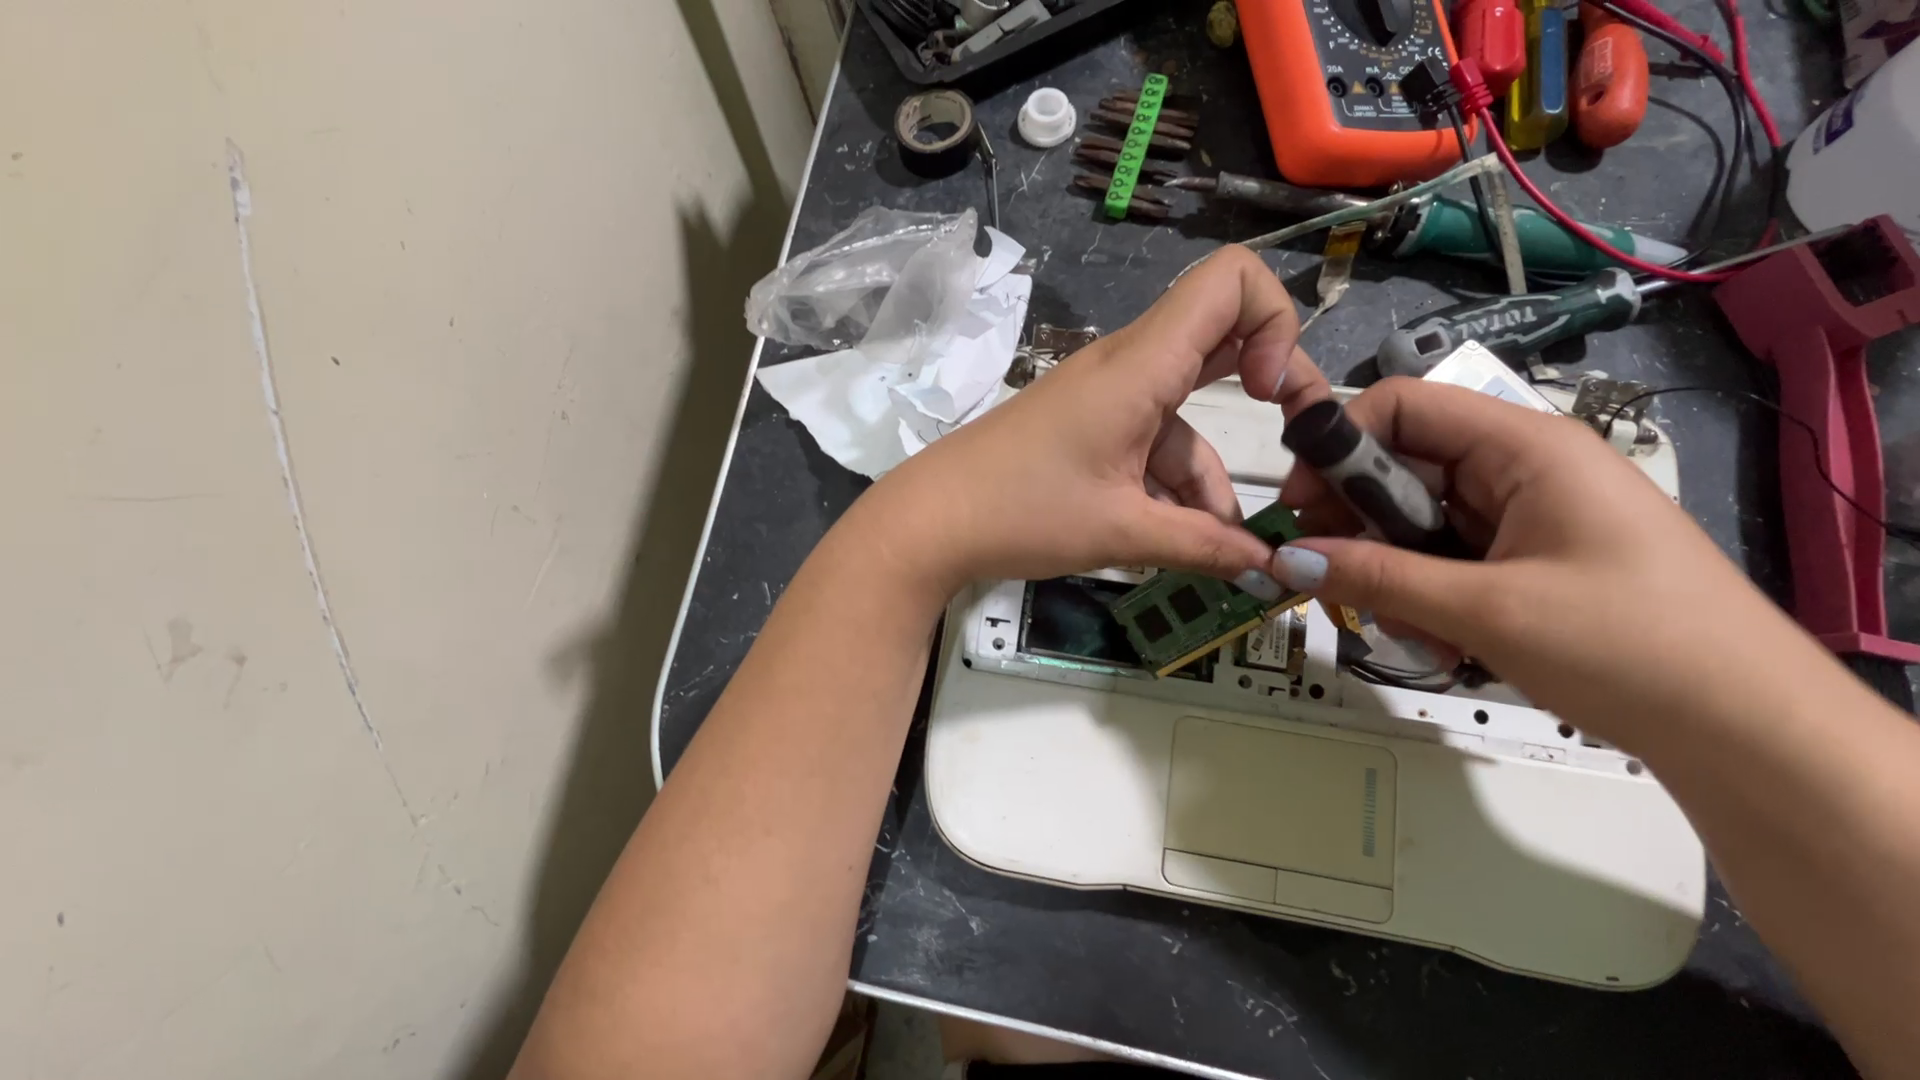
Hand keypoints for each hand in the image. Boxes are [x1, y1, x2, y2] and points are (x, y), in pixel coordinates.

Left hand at [851, 246, 1329, 599]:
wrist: (929, 522)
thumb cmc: (1022, 513)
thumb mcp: (1122, 533)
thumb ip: (1203, 545)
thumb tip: (1270, 567)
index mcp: (1140, 365)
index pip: (1231, 279)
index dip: (1275, 320)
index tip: (1274, 394)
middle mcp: (1128, 365)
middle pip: (1220, 338)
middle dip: (1269, 391)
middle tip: (1298, 449)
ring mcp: (1105, 396)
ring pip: (1185, 415)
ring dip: (1207, 478)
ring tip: (1217, 548)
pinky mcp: (1086, 427)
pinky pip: (1150, 440)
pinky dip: (1171, 484)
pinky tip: (1180, 539)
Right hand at [1269, 377, 1828, 745]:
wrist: (1750, 732)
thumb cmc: (1628, 647)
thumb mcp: (1485, 610)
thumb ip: (1377, 577)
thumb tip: (1287, 557)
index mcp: (1523, 447)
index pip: (1401, 405)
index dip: (1338, 443)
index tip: (1300, 506)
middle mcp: (1523, 469)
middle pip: (1403, 468)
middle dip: (1359, 526)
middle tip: (1333, 581)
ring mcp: (1529, 517)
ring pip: (1419, 523)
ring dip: (1393, 573)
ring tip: (1407, 631)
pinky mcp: (1532, 561)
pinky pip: (1449, 560)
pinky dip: (1426, 597)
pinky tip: (1440, 645)